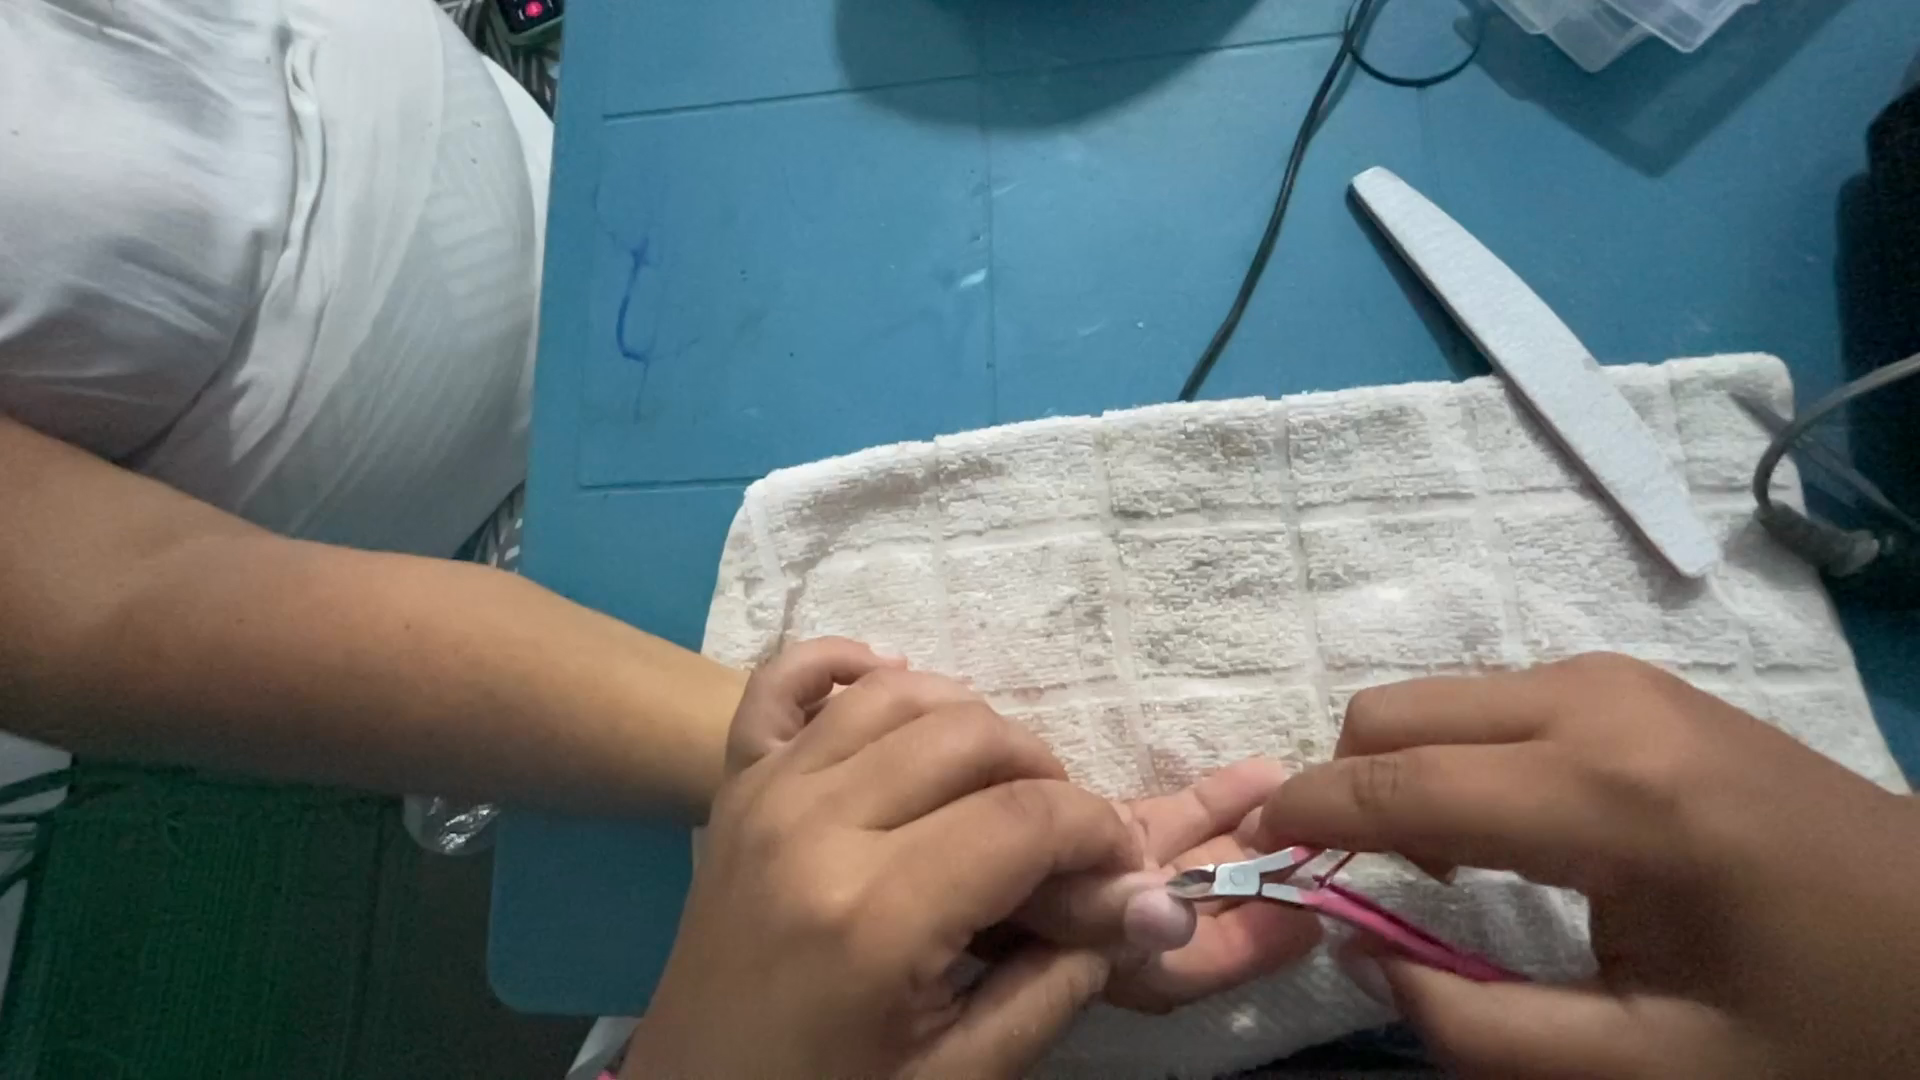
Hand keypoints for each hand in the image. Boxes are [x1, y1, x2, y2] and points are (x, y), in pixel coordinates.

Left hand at [719, 640, 1320, 1013]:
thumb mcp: (959, 1075)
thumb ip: (1061, 978)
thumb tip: (1156, 904)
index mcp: (871, 915)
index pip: (1023, 820)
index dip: (1098, 830)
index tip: (1123, 862)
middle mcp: (816, 824)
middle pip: (969, 737)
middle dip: (1045, 773)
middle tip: (1062, 833)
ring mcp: (767, 788)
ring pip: (897, 693)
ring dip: (969, 718)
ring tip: (996, 776)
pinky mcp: (737, 778)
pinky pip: (784, 677)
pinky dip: (843, 660)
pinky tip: (890, 678)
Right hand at [1258, 652, 1919, 1078]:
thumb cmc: (1837, 1025)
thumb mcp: (1661, 1075)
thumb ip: (1478, 1029)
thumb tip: (1353, 947)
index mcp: (1613, 792)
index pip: (1400, 786)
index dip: (1307, 815)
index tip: (1251, 848)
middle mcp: (1590, 700)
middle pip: (1389, 715)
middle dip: (1340, 787)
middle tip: (1352, 872)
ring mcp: (1603, 676)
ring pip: (1423, 701)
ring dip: (1391, 773)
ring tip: (1433, 859)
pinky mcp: (1613, 678)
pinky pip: (1473, 701)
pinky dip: (1441, 756)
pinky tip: (1491, 821)